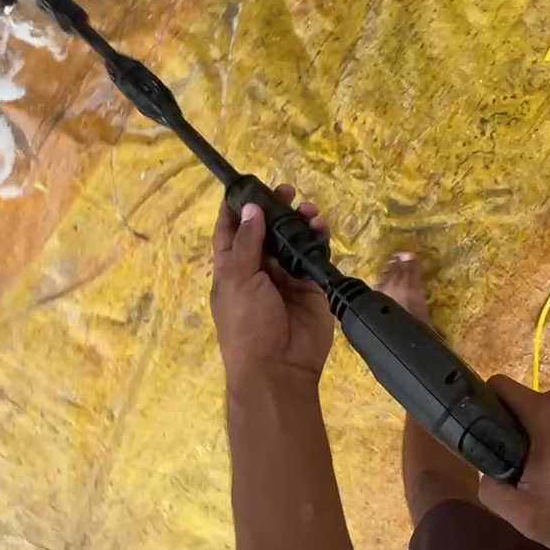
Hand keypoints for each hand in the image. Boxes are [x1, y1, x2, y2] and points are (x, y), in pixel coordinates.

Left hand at [211, 184, 333, 387]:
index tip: (243, 184)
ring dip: (299, 220)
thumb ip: (248, 243)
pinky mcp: (311, 283)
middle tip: (287, 190)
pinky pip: (315, 254)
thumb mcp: (238, 280)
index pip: (229, 231)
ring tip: (308, 209)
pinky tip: (320, 227)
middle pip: (266, 230)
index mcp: (231, 268)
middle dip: (274, 208)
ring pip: (292, 238)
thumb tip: (250, 209)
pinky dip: (318, 238)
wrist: (279, 365)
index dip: (234, 208)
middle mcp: (258, 268)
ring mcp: (286, 275)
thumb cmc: (248, 324)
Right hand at [476, 376, 549, 549]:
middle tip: (522, 475)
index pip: (498, 386)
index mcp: (544, 412)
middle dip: (515, 436)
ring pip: (546, 417)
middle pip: (522, 406)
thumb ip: (494, 492)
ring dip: (541, 442)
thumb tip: (485, 473)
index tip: (481, 436)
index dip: (482, 406)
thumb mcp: (529, 516)